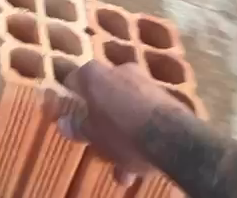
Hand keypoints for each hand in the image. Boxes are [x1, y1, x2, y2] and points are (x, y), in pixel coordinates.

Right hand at [44, 58, 182, 183]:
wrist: (174, 139)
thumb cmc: (122, 133)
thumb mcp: (94, 135)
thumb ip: (77, 127)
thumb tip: (63, 123)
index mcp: (92, 73)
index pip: (73, 81)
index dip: (72, 102)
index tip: (74, 120)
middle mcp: (115, 69)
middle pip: (102, 96)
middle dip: (102, 122)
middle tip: (102, 146)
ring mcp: (143, 81)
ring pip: (126, 108)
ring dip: (124, 132)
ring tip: (126, 167)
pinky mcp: (165, 97)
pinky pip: (146, 114)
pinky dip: (143, 131)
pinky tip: (144, 160)